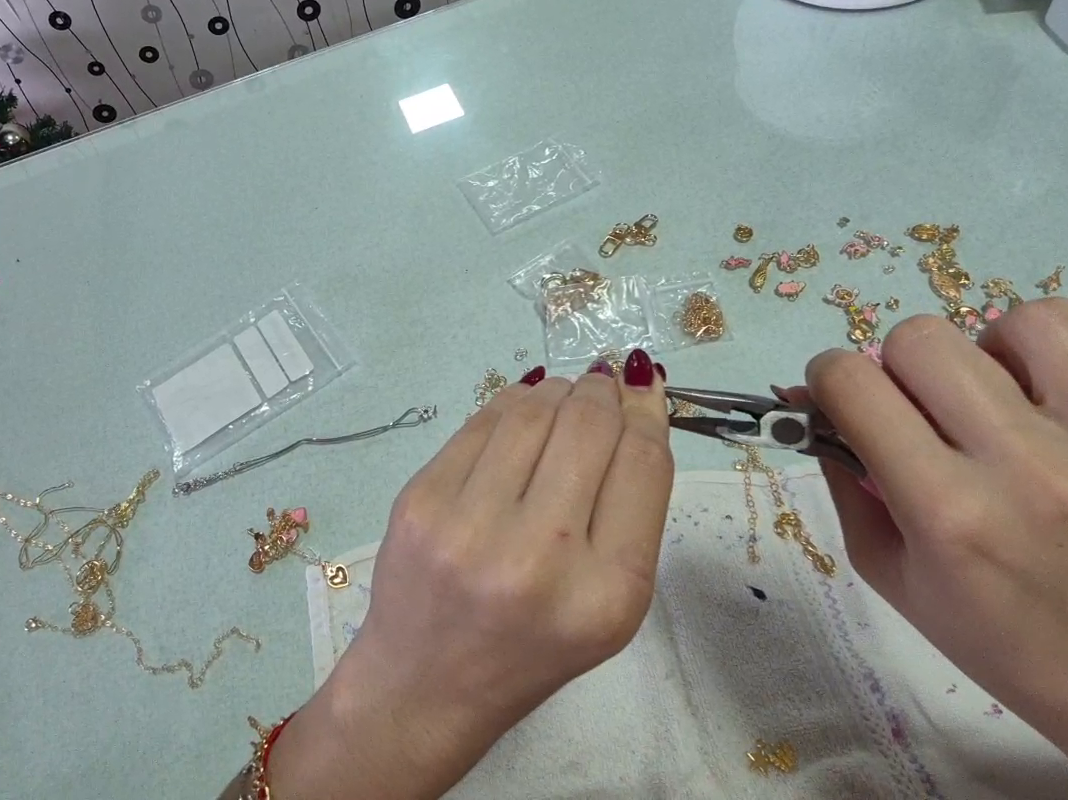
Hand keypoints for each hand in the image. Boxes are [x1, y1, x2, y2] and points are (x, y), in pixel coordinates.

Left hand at [265, 351, 673, 799]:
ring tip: (565, 394)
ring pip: (531, 412)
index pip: (643, 465)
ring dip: (557, 390)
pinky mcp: (420, 501)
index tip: (644, 386)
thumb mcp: (608, 606)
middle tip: (604, 384)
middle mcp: (539, 557)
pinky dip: (511, 403)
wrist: (427, 683)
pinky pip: (479, 423)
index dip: (648, 411)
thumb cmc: (533, 650)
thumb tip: (636, 399)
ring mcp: (469, 525)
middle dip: (604, 391)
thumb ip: (631, 509)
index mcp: (607, 594)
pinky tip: (523, 406)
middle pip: (588, 426)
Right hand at [806, 299, 1067, 799]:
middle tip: (928, 404)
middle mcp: (1033, 470)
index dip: (830, 377)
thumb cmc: (1010, 649)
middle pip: (925, 338)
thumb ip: (847, 484)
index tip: (847, 396)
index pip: (850, 381)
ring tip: (1017, 392)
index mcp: (947, 512)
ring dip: (1005, 347)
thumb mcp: (894, 578)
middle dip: (903, 362)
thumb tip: (818, 405)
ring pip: (1041, 320)